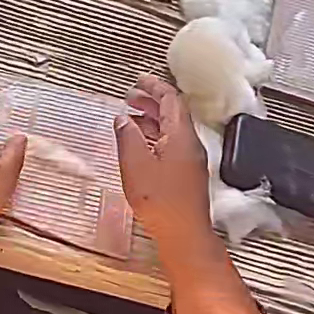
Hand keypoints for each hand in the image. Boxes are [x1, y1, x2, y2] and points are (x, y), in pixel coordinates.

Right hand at [114, 75, 215, 246]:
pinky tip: (139, 144)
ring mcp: (190, 159)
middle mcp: (189, 143)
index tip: (139, 80)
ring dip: (151, 118)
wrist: (184, 234)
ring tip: (130, 117)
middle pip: (172, 112)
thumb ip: (127, 137)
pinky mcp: (187, 173)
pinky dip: (154, 135)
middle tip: (131, 96)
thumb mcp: (135, 165)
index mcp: (180, 135)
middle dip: (151, 101)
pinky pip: (171, 144)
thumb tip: (122, 119)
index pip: (170, 99)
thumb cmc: (161, 201)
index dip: (154, 86)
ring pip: (171, 129)